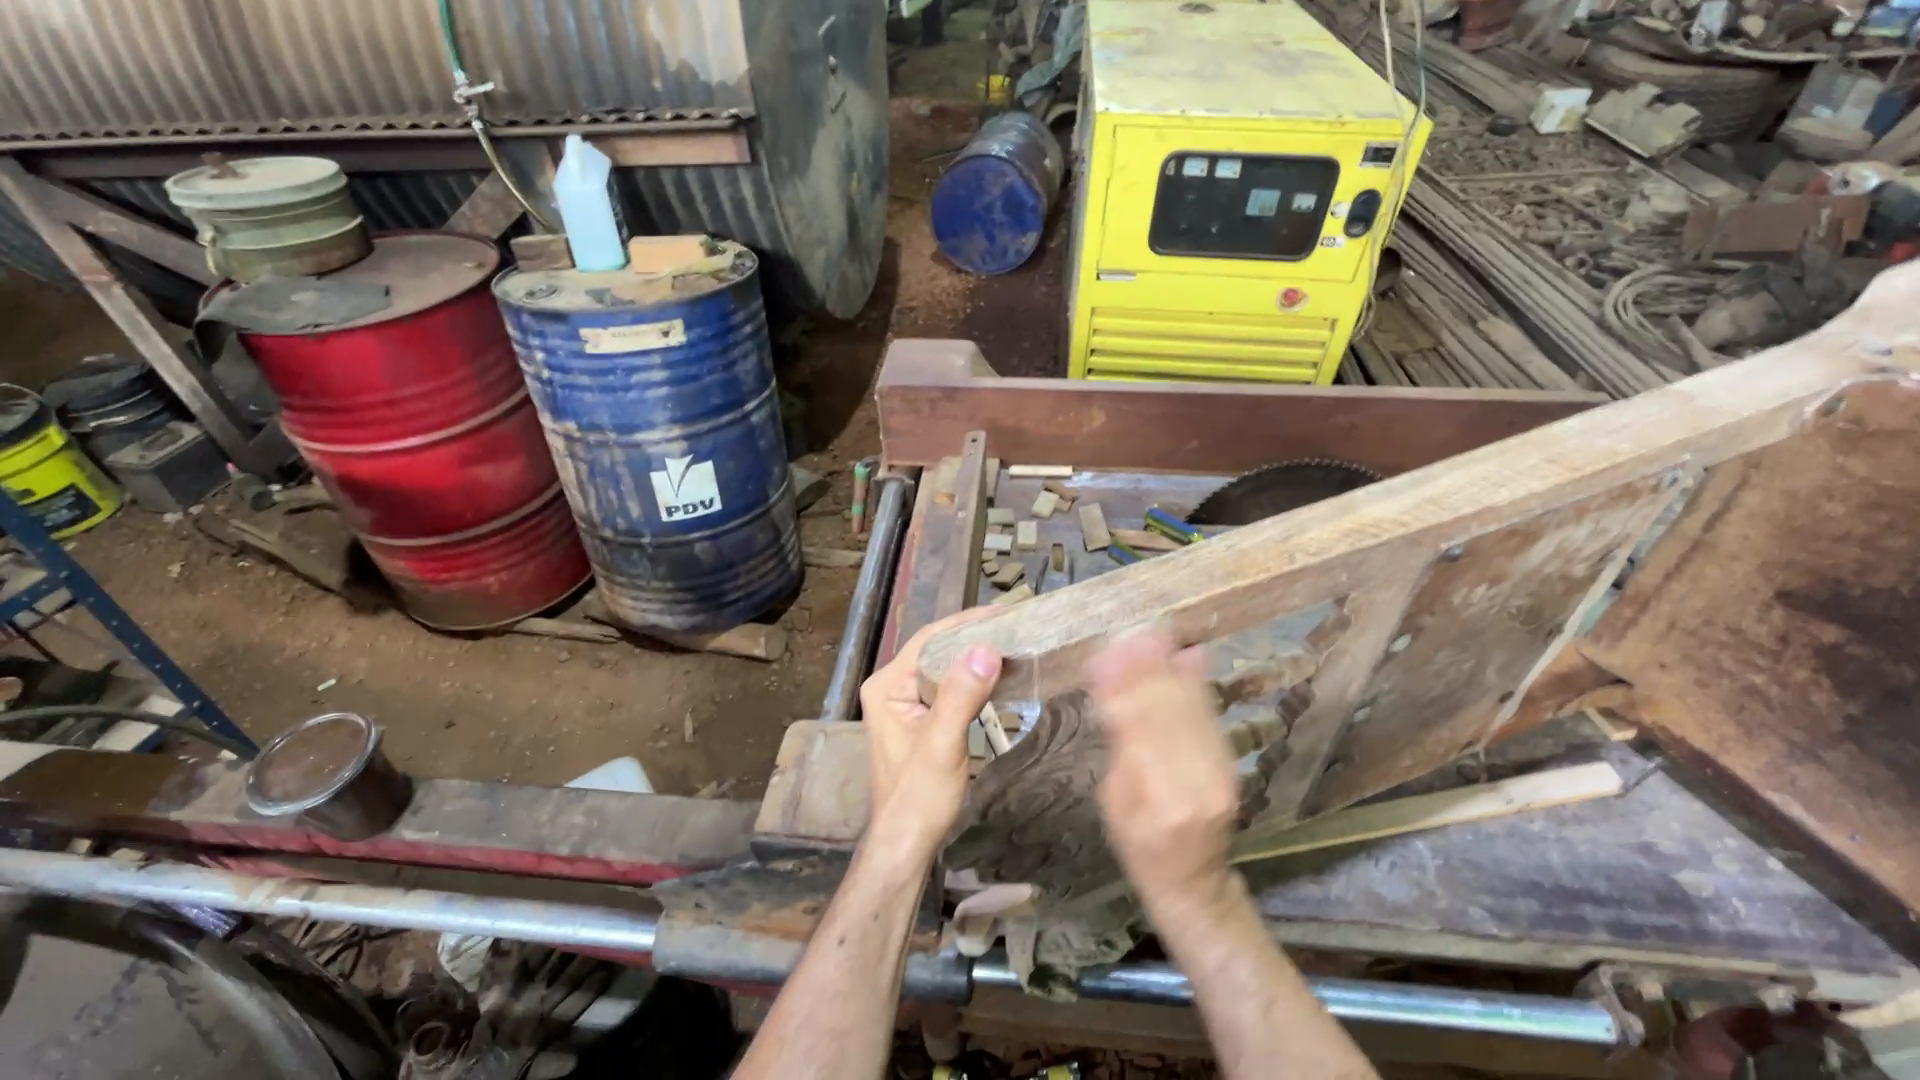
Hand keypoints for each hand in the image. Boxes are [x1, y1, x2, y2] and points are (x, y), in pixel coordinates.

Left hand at [858, 610, 1002, 855]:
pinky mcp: (920, 721)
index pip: (929, 639)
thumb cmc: (919, 796)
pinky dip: (973, 681)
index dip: (967, 623)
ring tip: (1014, 645)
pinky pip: (948, 689)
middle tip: (1017, 628)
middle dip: (975, 637)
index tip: (1006, 614)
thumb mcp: (942, 744)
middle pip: (937, 650)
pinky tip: (998, 678)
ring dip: (976, 658)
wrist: (906, 843)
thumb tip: (986, 649)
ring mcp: (904, 705)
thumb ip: (961, 696)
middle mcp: (891, 688)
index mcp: (887, 686)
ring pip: (944, 669)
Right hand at [1085, 625, 1239, 918]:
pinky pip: (1211, 717)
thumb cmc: (1138, 847)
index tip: (1105, 653)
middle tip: (1130, 633)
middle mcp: (1196, 784)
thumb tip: (1113, 692)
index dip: (1123, 687)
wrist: (1192, 880)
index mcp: (1157, 799)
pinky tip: (1189, 654)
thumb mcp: (1112, 802)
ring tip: (1154, 633)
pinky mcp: (1232, 765)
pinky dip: (1198, 684)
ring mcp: (1221, 773)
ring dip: (1172, 669)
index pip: (1138, 729)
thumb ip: (1119, 747)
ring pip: (1192, 710)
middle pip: (1168, 713)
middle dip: (1148, 669)